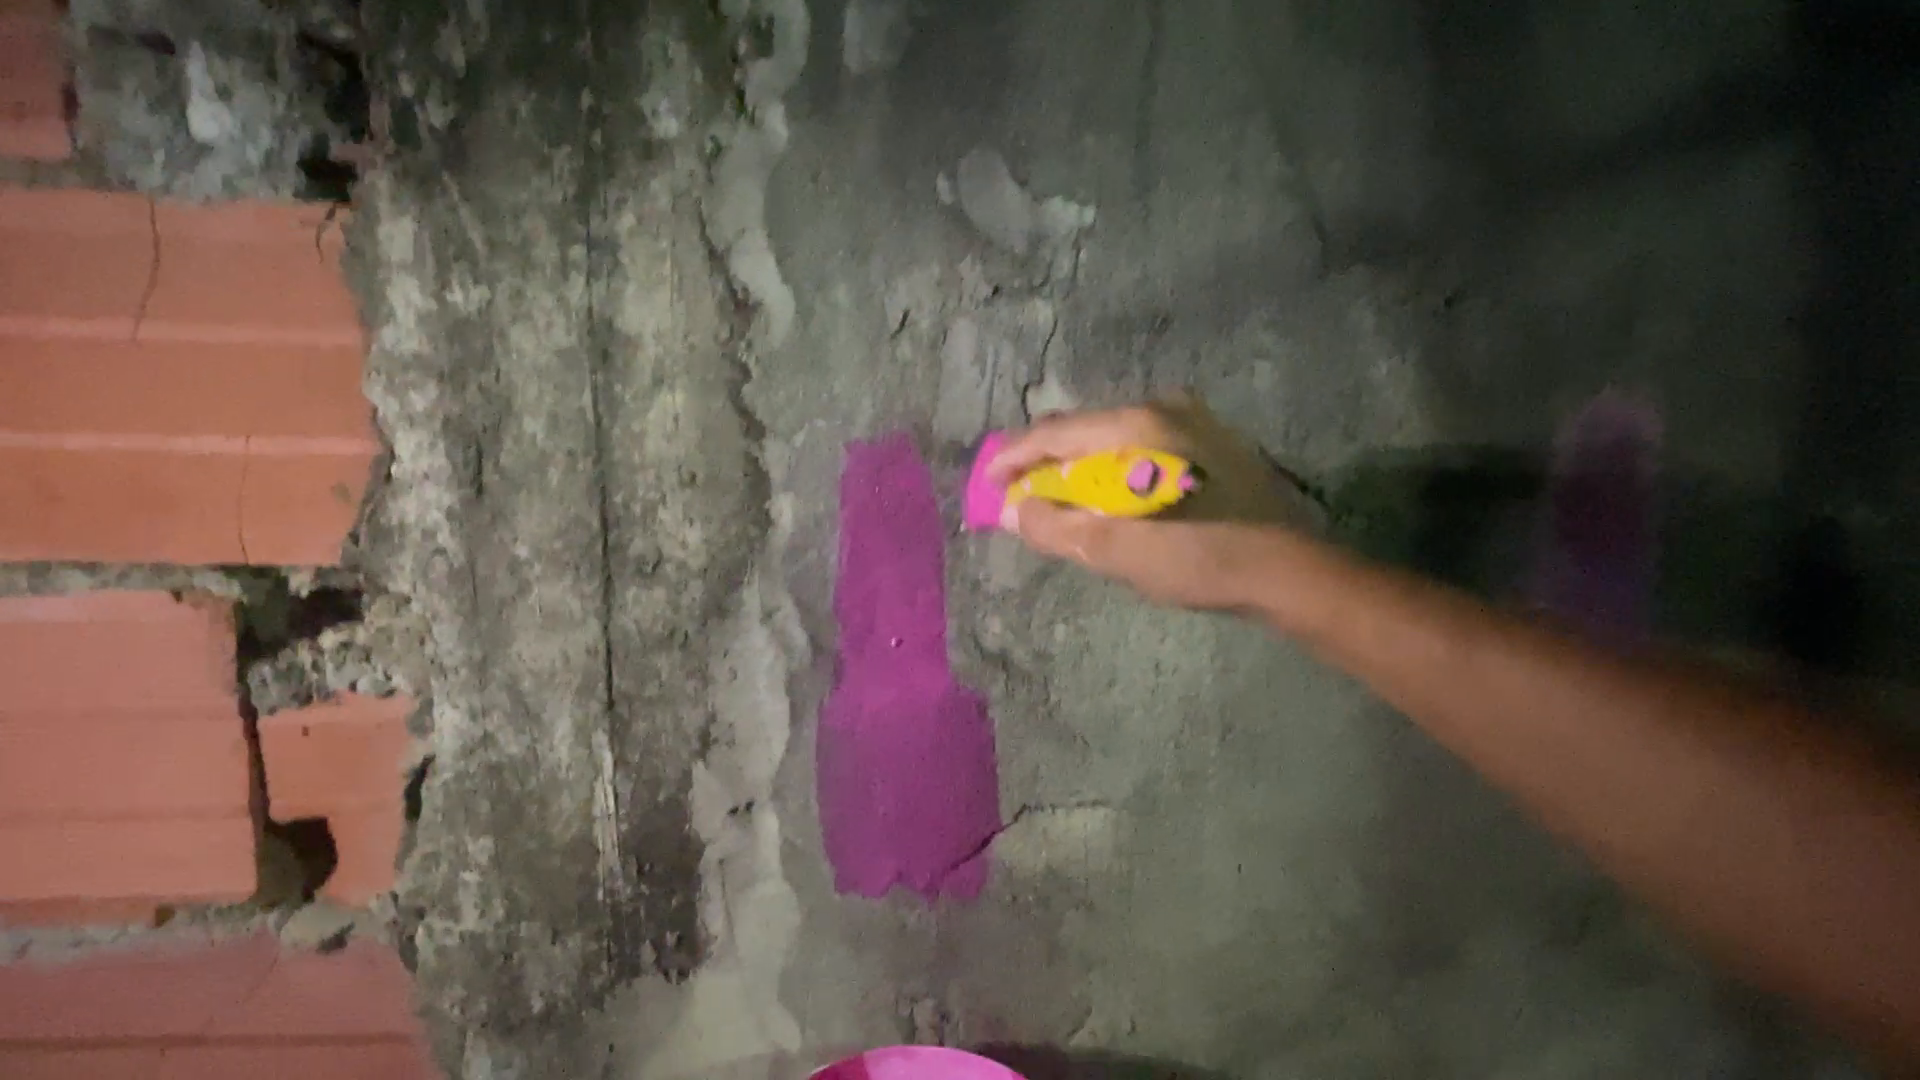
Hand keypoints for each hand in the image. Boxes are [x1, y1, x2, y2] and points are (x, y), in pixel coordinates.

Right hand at [987, 395, 1319, 609]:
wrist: (1289, 571)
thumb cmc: (1200, 558)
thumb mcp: (1119, 551)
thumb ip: (1058, 528)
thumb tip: (1015, 512)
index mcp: (1137, 426)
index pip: (1056, 433)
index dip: (1014, 457)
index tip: (988, 483)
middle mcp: (1163, 408)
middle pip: (1083, 431)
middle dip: (1045, 463)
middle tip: (1018, 494)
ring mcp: (1192, 422)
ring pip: (1112, 439)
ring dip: (1079, 468)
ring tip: (1058, 501)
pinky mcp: (1211, 443)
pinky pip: (1141, 448)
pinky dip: (1112, 470)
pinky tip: (1109, 498)